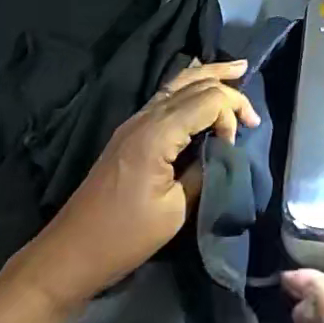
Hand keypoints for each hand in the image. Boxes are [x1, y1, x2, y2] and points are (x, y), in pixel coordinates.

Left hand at [26, 59, 259, 308]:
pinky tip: (200, 85)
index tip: (234, 147)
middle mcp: (146, 117)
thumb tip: (222, 151)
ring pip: (178, 83)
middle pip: (195, 85)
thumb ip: (204, 172)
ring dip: (209, 76)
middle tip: (253, 111)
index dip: (231, 115)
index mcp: (157, 133)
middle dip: (228, 91)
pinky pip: (165, 95)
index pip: (208, 100)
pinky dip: (189, 87)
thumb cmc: (125, 237)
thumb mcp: (176, 211)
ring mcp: (134, 121)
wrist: (70, 253)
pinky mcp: (130, 131)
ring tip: (237, 69)